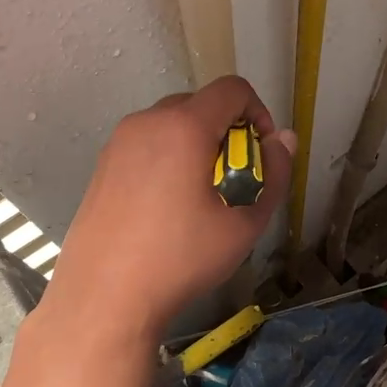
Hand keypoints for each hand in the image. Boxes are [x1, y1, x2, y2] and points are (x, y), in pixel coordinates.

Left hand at [0, 77, 293, 386]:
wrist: (105, 297)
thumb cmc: (181, 260)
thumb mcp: (242, 225)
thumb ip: (275, 176)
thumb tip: (284, 141)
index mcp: (183, 127)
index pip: (232, 89)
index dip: (257, 112)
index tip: (262, 153)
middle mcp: (146, 123)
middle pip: (199, 104)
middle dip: (226, 133)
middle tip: (236, 180)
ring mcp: (118, 143)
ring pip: (169, 126)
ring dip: (195, 147)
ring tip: (201, 198)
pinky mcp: (101, 167)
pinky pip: (145, 147)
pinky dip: (166, 161)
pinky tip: (166, 210)